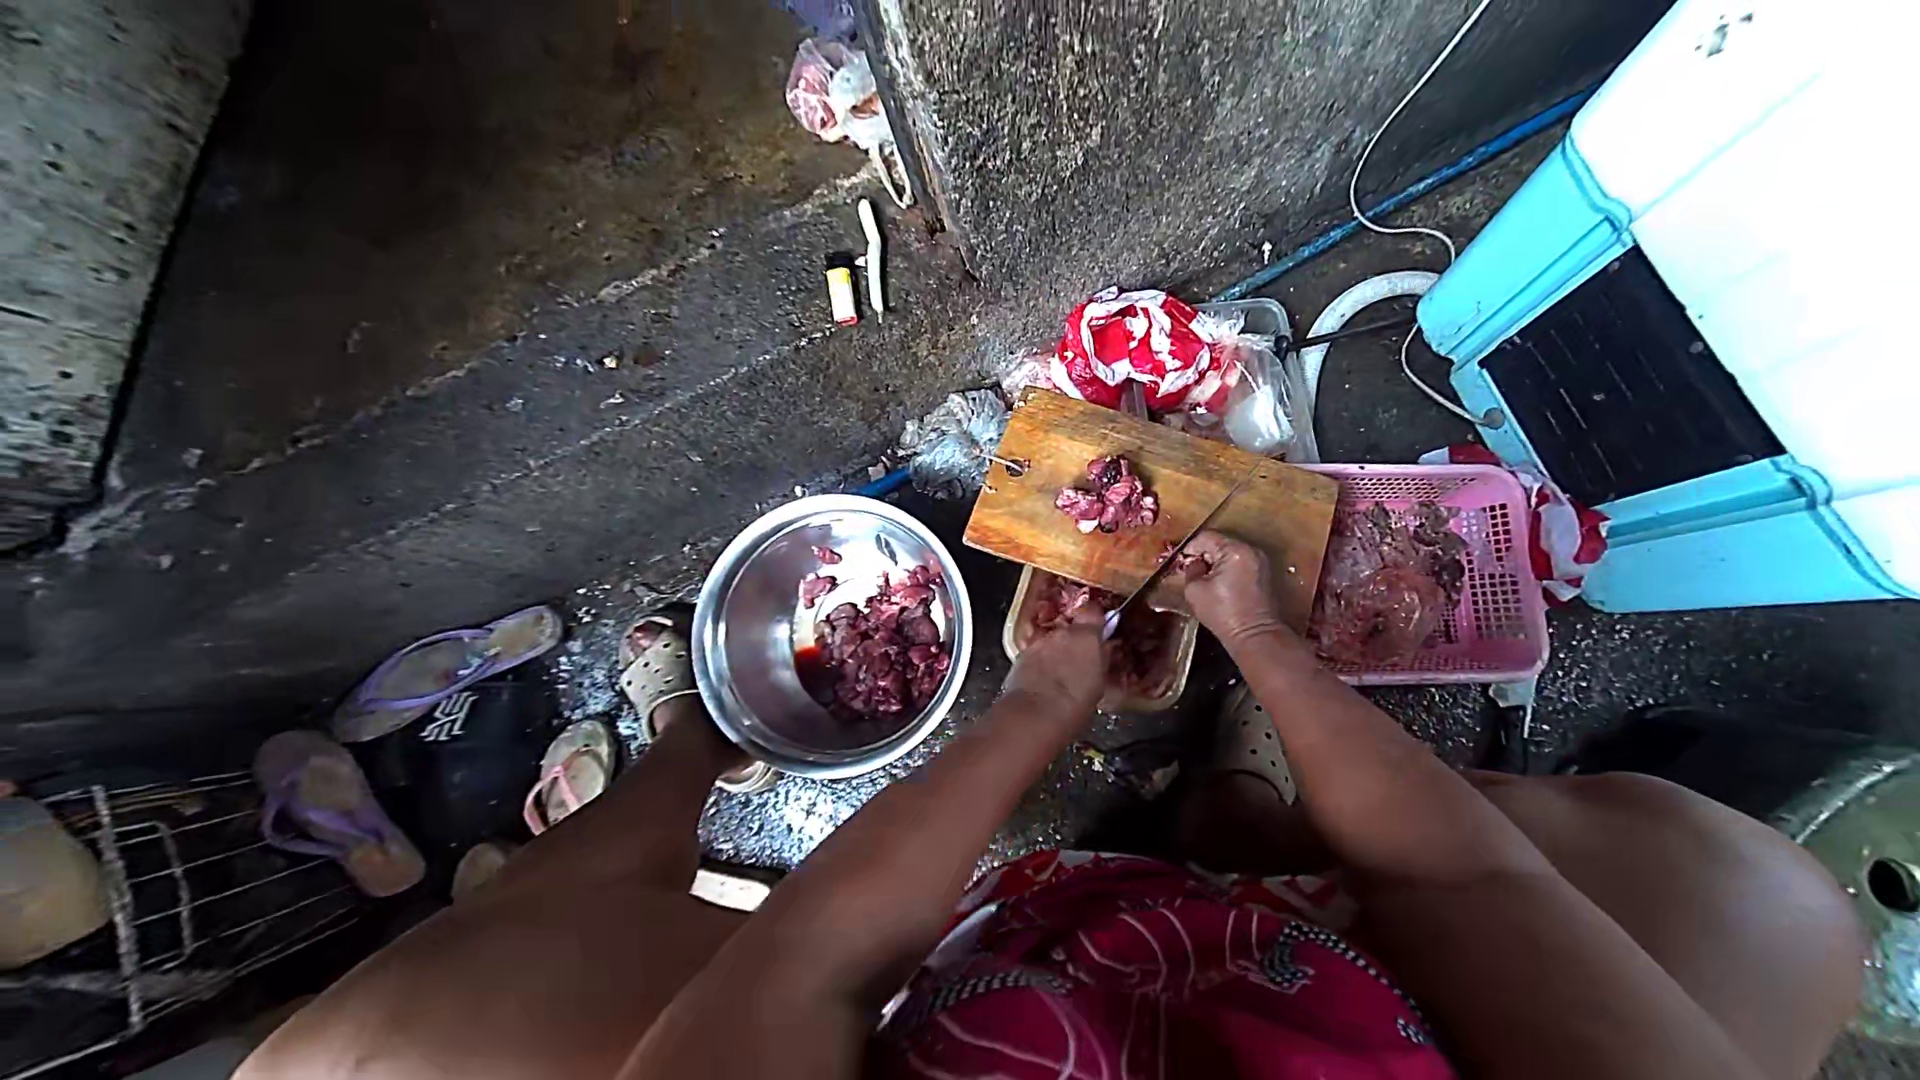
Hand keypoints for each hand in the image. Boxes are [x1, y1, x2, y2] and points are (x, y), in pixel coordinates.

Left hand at [1001, 598, 1106, 714]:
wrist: (1034, 715)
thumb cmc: (1075, 704)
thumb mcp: (1099, 683)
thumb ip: (1101, 659)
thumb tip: (1103, 648)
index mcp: (1085, 636)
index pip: (1093, 611)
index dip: (1095, 616)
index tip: (1099, 625)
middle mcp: (1060, 634)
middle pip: (1069, 628)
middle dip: (1074, 641)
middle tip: (1079, 660)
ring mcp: (1039, 643)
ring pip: (1051, 642)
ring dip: (1055, 652)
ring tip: (1060, 676)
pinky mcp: (1021, 656)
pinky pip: (1036, 654)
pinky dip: (1040, 663)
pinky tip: (1043, 681)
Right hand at [1178, 530, 1293, 644]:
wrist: (1253, 635)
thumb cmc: (1223, 613)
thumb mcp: (1195, 590)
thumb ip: (1191, 570)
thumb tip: (1195, 563)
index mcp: (1234, 551)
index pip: (1206, 537)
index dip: (1190, 547)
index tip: (1182, 560)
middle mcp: (1251, 550)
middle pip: (1220, 542)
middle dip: (1204, 554)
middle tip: (1192, 569)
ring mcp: (1260, 561)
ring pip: (1231, 551)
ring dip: (1217, 560)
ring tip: (1206, 577)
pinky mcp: (1264, 572)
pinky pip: (1241, 561)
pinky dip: (1229, 567)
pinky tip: (1220, 583)